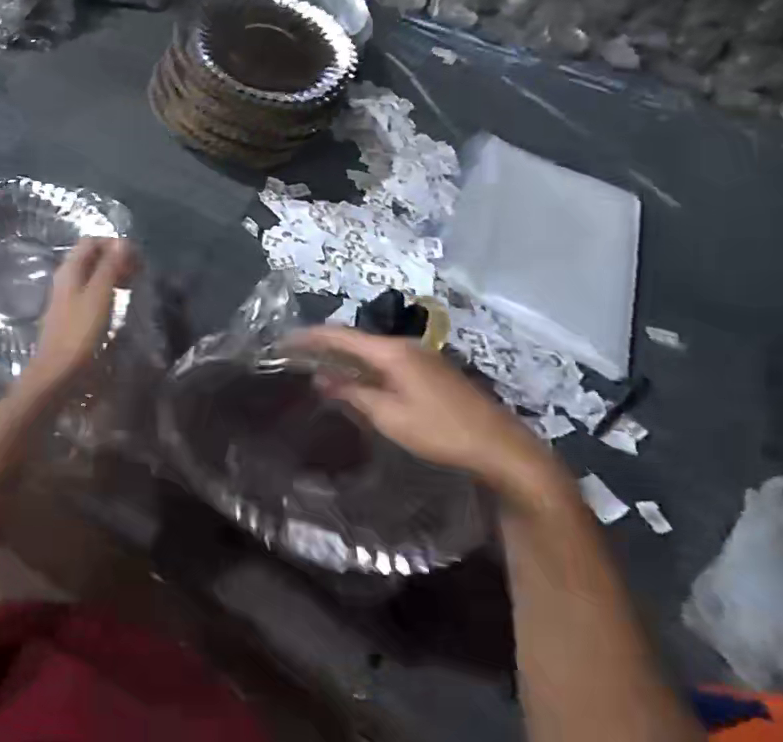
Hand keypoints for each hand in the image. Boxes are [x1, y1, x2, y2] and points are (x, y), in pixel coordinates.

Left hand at [21, 238, 137, 395]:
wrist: (57, 370)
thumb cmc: (79, 332)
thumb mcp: (99, 295)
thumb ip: (110, 266)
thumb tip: (122, 241)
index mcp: (70, 269)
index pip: (91, 241)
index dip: (114, 243)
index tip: (136, 256)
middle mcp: (65, 277)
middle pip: (90, 256)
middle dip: (115, 257)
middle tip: (138, 270)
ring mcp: (66, 295)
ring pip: (91, 273)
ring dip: (112, 273)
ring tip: (133, 284)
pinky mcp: (70, 312)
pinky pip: (90, 290)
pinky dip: (106, 288)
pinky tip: (118, 301)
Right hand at [293, 327, 574, 512]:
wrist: (500, 446)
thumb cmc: (441, 431)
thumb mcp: (389, 417)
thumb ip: (352, 394)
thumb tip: (321, 378)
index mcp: (392, 351)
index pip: (340, 335)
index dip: (308, 337)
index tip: (282, 341)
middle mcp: (404, 345)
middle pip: (354, 338)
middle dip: (322, 344)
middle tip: (294, 355)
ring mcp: (420, 356)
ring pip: (370, 349)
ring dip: (342, 356)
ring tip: (315, 365)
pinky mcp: (429, 371)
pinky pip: (385, 360)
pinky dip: (362, 366)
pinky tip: (352, 380)